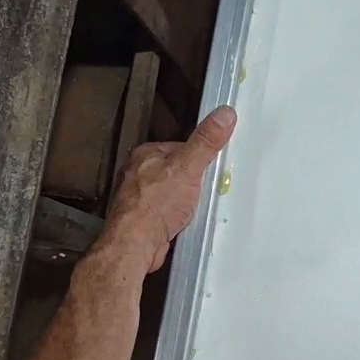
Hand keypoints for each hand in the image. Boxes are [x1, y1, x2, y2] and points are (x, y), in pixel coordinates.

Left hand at [98, 106, 235, 273]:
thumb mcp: (188, 167)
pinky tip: (185, 222)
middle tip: (206, 189)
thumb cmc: (154, 205)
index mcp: (146, 154)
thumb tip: (224, 114)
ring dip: (186, 201)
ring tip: (195, 207)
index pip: (180, 147)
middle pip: (176, 170)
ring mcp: (140, 197)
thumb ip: (206, 141)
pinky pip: (168, 212)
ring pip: (172, 193)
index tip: (212, 164)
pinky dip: (178, 217)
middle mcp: (139, 174)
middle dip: (193, 181)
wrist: (136, 245)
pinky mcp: (144, 219)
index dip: (198, 156)